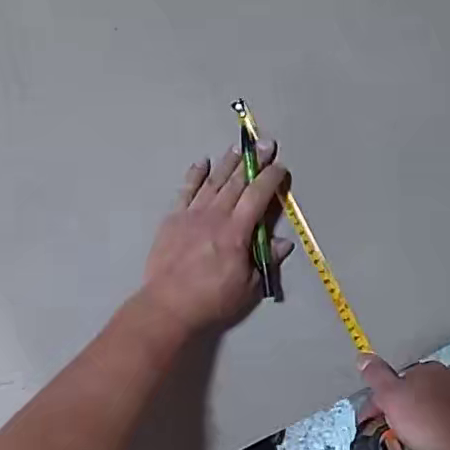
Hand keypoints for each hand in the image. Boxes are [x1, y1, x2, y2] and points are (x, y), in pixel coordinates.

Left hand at [137, 142, 293, 333]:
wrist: (167, 305)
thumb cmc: (210, 300)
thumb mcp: (247, 286)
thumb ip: (265, 260)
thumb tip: (282, 243)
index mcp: (236, 232)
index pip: (258, 196)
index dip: (271, 179)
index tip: (280, 167)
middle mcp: (214, 216)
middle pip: (236, 182)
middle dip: (253, 162)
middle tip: (264, 144)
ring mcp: (191, 216)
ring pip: (212, 182)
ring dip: (226, 164)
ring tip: (237, 148)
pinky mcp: (172, 220)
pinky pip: (185, 191)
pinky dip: (194, 175)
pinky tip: (201, 163)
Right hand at [357, 354, 449, 449]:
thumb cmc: (427, 423)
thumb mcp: (389, 396)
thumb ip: (375, 374)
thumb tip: (364, 357)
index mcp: (428, 368)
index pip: (393, 379)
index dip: (377, 400)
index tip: (370, 419)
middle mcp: (447, 378)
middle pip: (409, 392)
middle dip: (394, 410)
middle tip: (385, 430)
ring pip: (424, 407)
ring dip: (411, 421)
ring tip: (405, 439)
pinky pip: (440, 421)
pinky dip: (429, 430)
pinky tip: (424, 442)